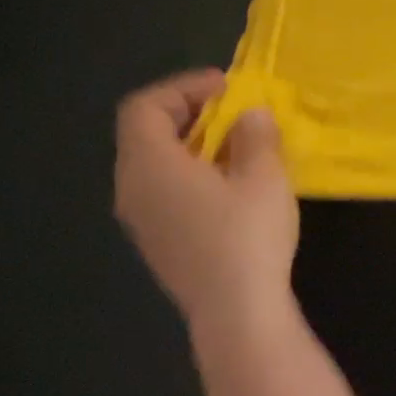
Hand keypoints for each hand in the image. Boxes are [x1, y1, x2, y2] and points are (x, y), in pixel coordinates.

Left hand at [114, 68, 298, 327]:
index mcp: (149, 163)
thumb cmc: (248, 234)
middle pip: (146, 135)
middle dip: (191, 115)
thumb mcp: (265, 178)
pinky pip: (165, 191)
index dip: (184, 88)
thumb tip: (251, 114)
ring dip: (194, 147)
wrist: (234, 308)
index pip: (146, 107)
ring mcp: (140, 218)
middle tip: (239, 114)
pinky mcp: (157, 241)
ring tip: (241, 150)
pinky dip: (192, 174)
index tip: (230, 87)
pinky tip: (232, 189)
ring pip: (156, 165)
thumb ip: (256, 138)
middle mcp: (131, 186)